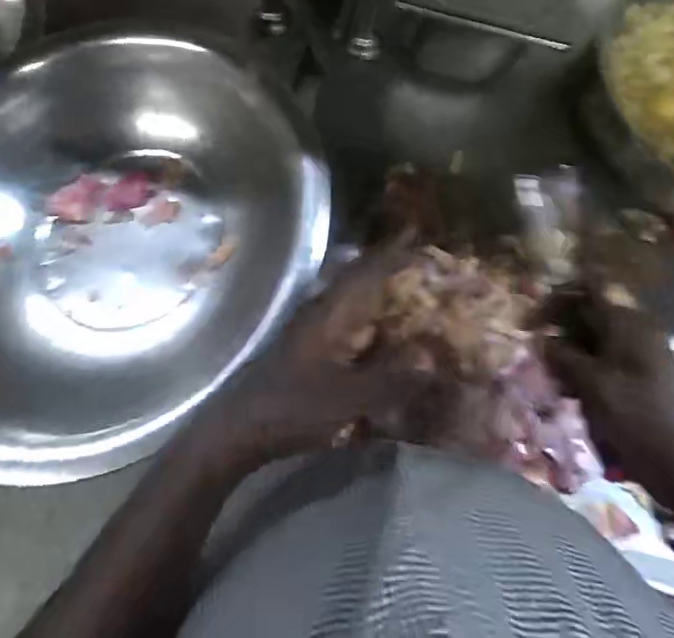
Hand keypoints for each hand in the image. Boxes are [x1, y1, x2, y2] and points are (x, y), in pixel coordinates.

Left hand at [185, 248, 440, 470]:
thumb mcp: (347, 398)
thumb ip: (390, 379)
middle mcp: (320, 312)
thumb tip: (431, 357)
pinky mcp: (310, 351)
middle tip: (425, 273)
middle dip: (390, 274)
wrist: (242, 428)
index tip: (423, 246)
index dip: (393, 257)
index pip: (365, 271)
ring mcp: (312, 331)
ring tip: (414, 302)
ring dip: (380, 299)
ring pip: (352, 304)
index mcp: (329, 313)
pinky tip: (385, 341)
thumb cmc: (293, 407)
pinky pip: (347, 327)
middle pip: (359, 281)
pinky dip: (369, 327)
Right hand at [545, 293, 673, 546]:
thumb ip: (565, 357)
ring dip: (572, 358)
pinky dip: (589, 376)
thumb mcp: (596, 389)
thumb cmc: (645, 426)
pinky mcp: (650, 384)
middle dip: (560, 332)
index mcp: (630, 324)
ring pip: (597, 343)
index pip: (589, 287)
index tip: (531, 321)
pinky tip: (577, 401)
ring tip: (556, 385)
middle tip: (538, 357)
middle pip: (590, 315)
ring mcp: (648, 359)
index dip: (556, 296)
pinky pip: (611, 366)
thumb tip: (543, 338)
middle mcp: (640, 332)